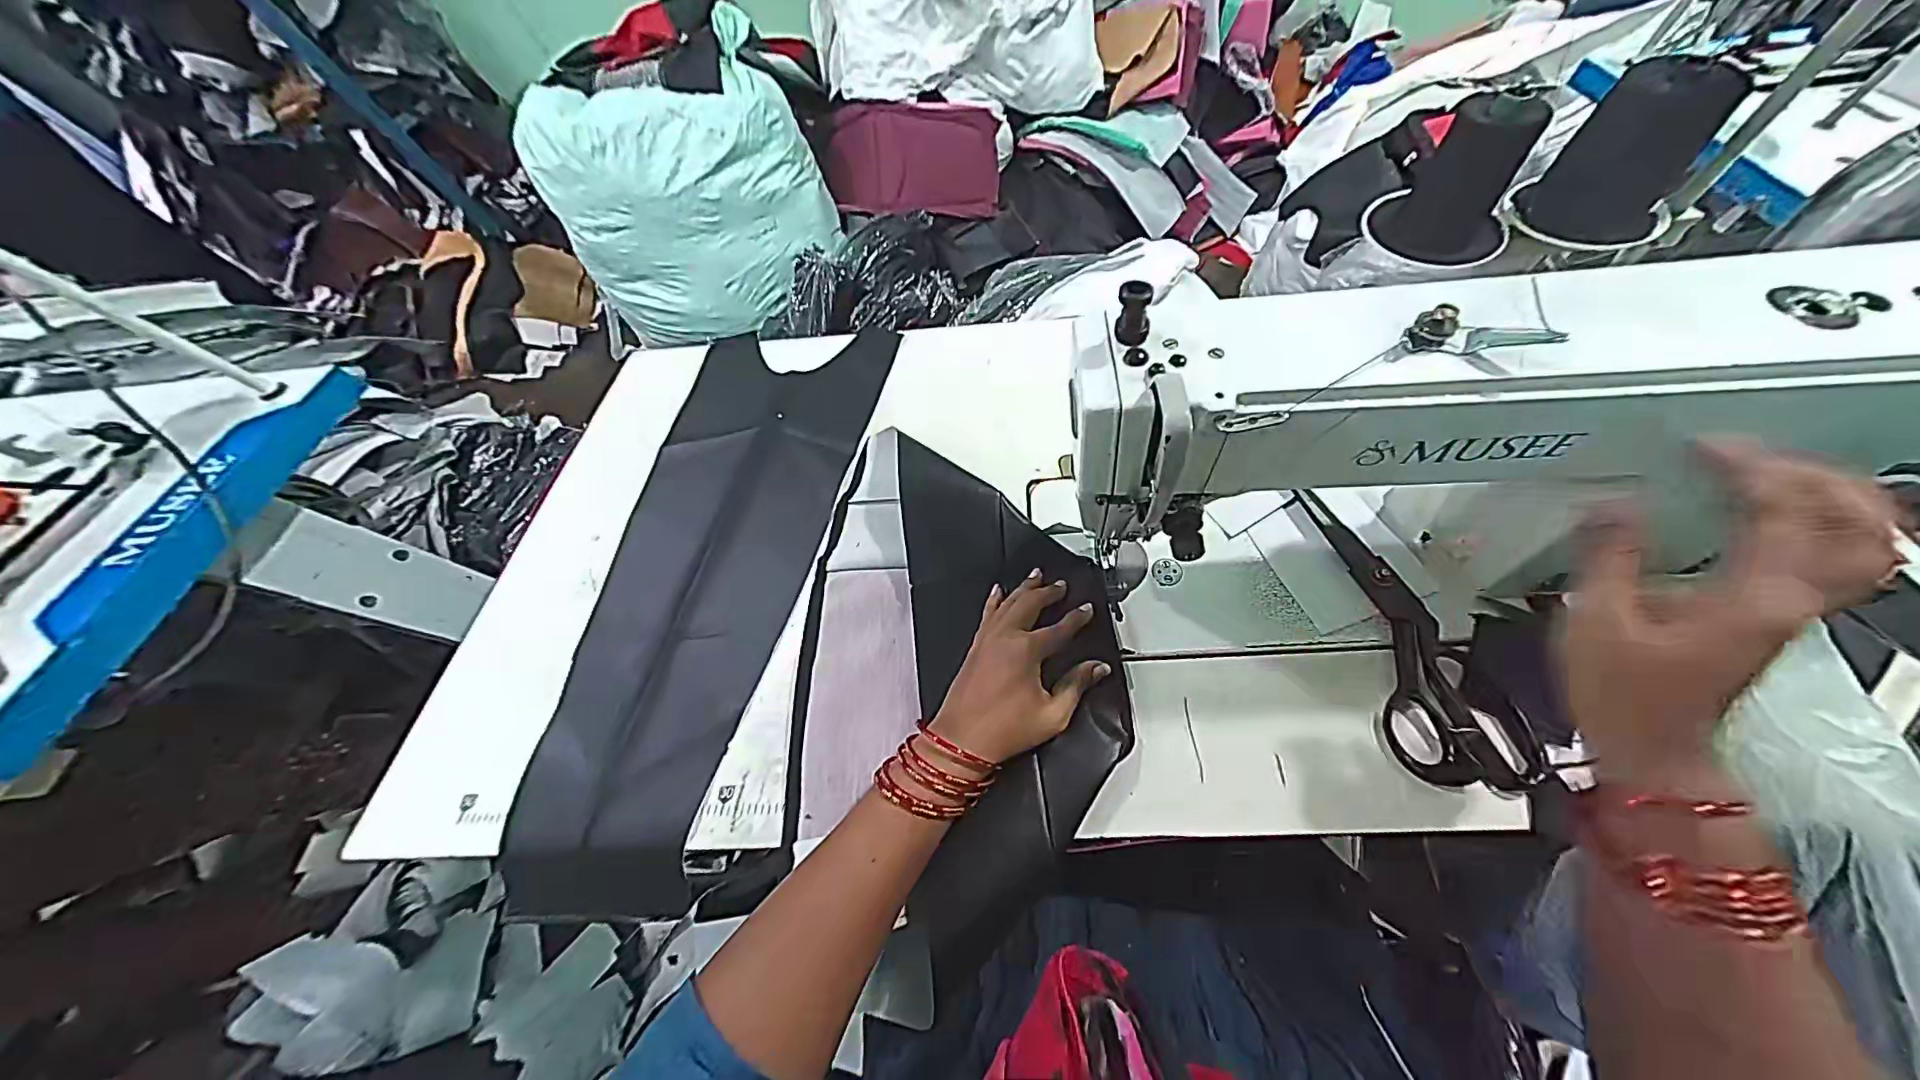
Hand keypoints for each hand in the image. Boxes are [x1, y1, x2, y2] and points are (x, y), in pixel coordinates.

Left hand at [928, 569, 1112, 765]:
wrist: (961, 740)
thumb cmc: (1001, 730)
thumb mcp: (1053, 715)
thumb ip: (1076, 686)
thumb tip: (1095, 669)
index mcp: (1026, 651)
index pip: (1060, 627)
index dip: (1077, 617)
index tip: (1086, 610)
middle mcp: (1005, 638)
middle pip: (1031, 604)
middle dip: (1049, 592)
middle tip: (1061, 586)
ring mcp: (987, 639)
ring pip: (1008, 602)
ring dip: (1024, 588)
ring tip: (1035, 577)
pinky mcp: (975, 646)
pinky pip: (988, 613)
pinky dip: (995, 599)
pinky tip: (997, 592)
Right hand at [1561, 438, 1901, 785]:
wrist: (1653, 747)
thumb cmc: (1623, 693)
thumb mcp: (1596, 619)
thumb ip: (1608, 555)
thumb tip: (1611, 505)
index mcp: (1754, 598)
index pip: (1784, 511)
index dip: (1748, 468)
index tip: (1702, 448)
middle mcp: (1795, 602)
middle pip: (1858, 521)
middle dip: (1807, 474)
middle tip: (1745, 456)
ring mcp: (1797, 612)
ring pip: (1866, 541)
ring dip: (1828, 498)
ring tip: (1769, 475)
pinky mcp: (1780, 619)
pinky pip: (1837, 560)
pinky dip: (1819, 526)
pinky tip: (1771, 517)